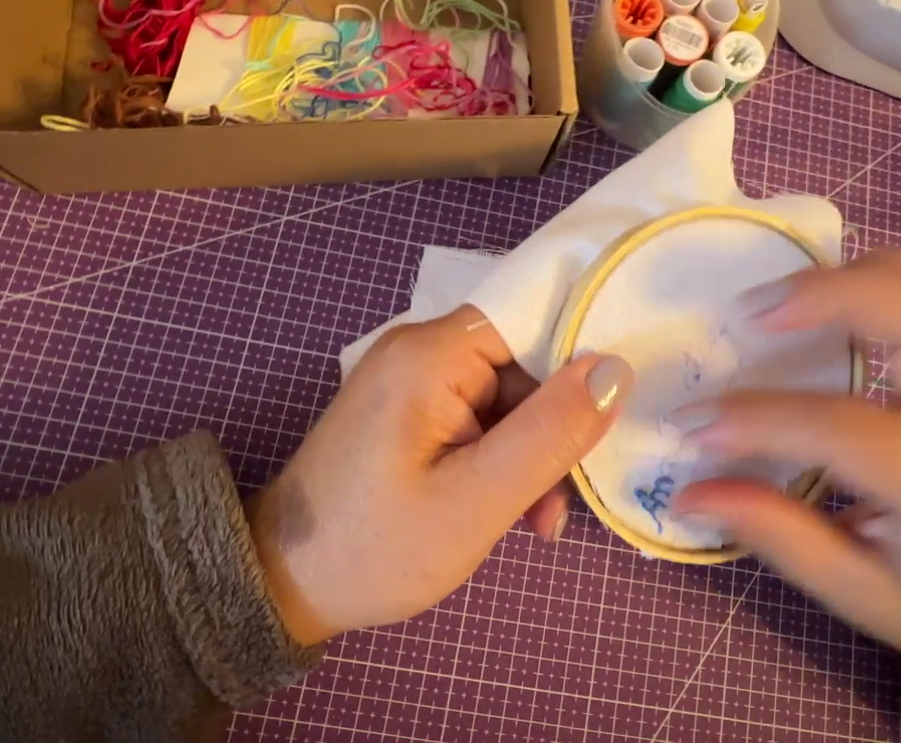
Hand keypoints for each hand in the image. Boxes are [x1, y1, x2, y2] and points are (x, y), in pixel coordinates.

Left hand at [246, 306, 630, 645]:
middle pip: (522, 361)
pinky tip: (510, 508)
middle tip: (563, 500)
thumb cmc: (377, 547)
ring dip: (531, 451)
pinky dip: (501, 456)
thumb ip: (550, 433)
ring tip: (536, 520)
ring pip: (506, 394)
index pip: (530, 317)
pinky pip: (478, 414)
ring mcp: (413, 378)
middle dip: (553, 426)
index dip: (579, 353)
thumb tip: (615, 367)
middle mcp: (421, 348)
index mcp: (432, 353)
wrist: (281, 584)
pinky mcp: (410, 408)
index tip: (618, 406)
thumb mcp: (477, 500)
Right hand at [673, 250, 900, 673]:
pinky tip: (850, 278)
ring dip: (867, 270)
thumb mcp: (859, 593)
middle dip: (832, 298)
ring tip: (793, 289)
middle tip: (750, 312)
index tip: (693, 423)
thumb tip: (688, 491)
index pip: (849, 431)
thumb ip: (778, 535)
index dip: (764, 419)